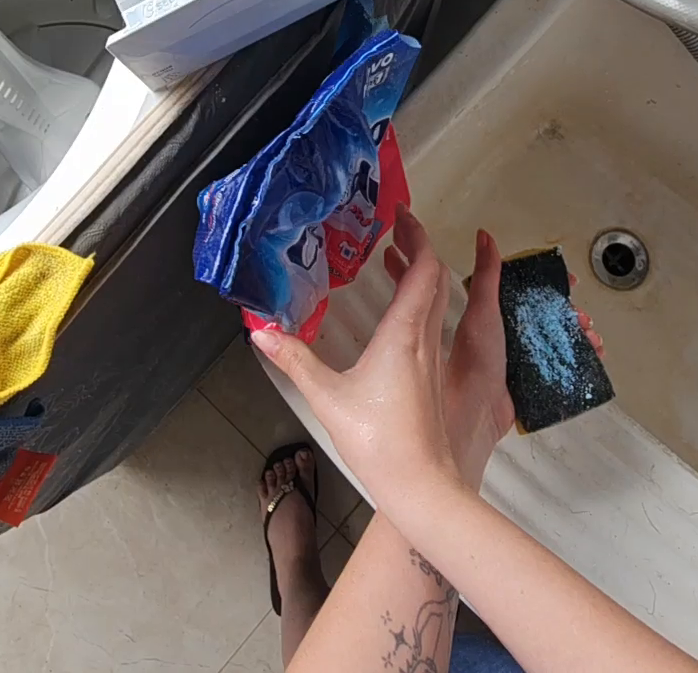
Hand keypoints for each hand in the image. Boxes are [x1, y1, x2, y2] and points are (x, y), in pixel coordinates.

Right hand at [253, 207, 461, 507]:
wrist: (422, 485)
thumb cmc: (378, 440)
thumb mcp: (328, 397)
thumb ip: (294, 360)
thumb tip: (260, 332)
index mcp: (404, 332)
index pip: (424, 268)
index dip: (416, 235)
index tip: (400, 213)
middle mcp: (425, 337)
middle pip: (435, 276)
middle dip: (419, 245)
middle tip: (396, 226)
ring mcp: (434, 357)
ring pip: (437, 299)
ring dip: (421, 272)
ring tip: (394, 258)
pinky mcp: (434, 375)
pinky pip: (434, 321)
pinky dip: (421, 300)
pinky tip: (399, 312)